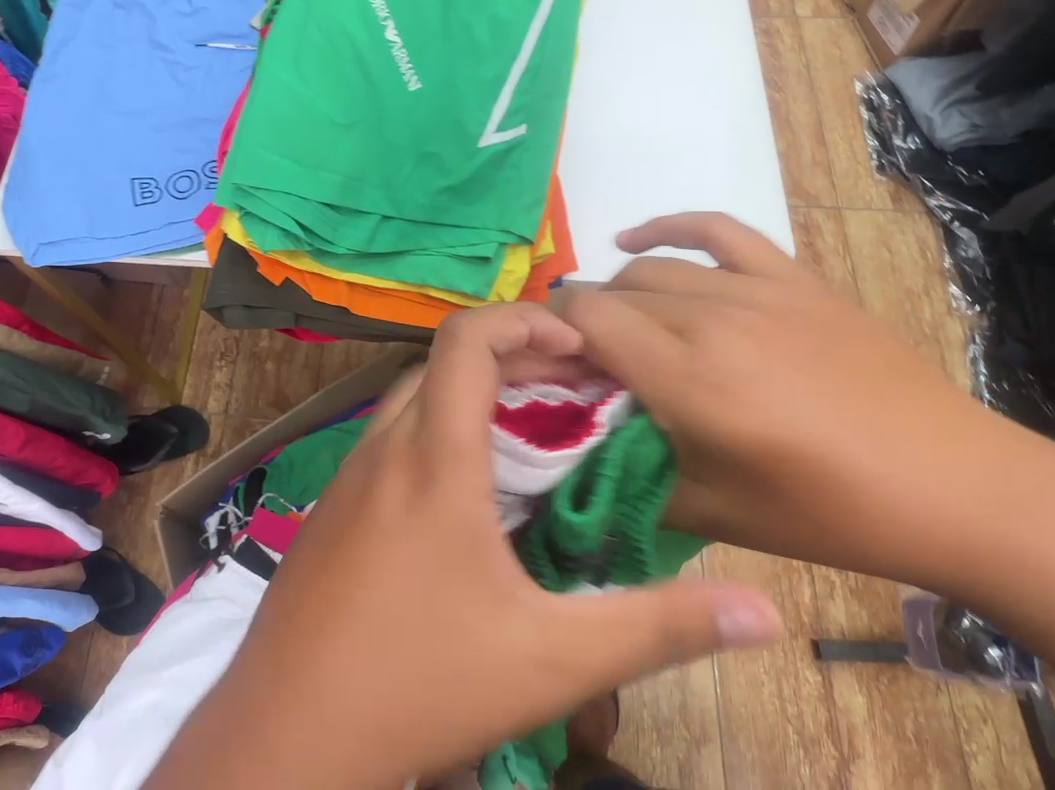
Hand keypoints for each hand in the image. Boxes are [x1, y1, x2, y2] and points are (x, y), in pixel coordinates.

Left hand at [145, 304, 782, 789]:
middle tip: (570, 391)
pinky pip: (384, 447)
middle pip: (440, 365)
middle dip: (508, 360)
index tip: (579, 346)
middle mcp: (381, 453)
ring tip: (526, 438)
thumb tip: (767, 610)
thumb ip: (661, 627)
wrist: (287, 733)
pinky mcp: (326, 516)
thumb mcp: (554, 659)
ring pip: (408, 405)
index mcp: (433, 460)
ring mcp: (344, 483)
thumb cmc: (422, 683)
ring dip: (466, 399)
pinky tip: (460, 502)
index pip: (465, 340)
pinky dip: (431, 438)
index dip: (523, 320)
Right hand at [562, 213, 1043, 587]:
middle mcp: (712, 319)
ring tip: (611, 325)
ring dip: (617, 290)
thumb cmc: (824, 513)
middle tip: (579, 365)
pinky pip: (718, 230)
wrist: (951, 487)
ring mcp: (757, 290)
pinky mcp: (793, 279)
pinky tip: (637, 237)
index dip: (550, 335)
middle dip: (580, 323)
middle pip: (613, 294)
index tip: (544, 365)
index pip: (585, 321)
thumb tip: (570, 448)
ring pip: (653, 267)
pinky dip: (669, 225)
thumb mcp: (710, 513)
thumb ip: (626, 475)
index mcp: (687, 378)